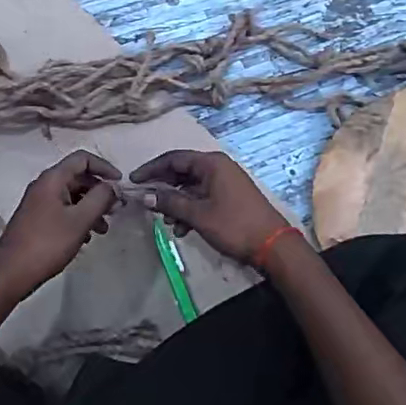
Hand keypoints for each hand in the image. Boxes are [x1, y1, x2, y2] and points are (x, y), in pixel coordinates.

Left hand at [0, 151, 120, 295]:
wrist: (10, 273)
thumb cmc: (47, 243)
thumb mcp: (80, 220)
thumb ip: (101, 198)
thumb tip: (112, 186)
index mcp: (53, 179)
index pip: (82, 159)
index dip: (104, 167)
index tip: (120, 184)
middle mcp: (44, 186)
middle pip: (78, 177)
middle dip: (100, 191)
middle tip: (116, 209)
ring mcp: (39, 203)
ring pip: (72, 196)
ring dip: (91, 207)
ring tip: (104, 228)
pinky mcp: (37, 219)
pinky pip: (63, 210)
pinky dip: (79, 218)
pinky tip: (87, 237)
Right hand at [131, 150, 289, 262]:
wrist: (272, 245)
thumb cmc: (234, 225)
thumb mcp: (198, 215)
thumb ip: (170, 203)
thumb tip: (145, 196)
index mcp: (211, 163)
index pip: (174, 158)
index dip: (151, 169)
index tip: (133, 181)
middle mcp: (218, 167)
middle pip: (182, 172)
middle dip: (163, 189)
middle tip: (147, 203)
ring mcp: (225, 182)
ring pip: (191, 187)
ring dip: (177, 203)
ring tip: (169, 224)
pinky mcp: (230, 197)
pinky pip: (202, 197)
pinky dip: (190, 210)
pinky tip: (183, 229)